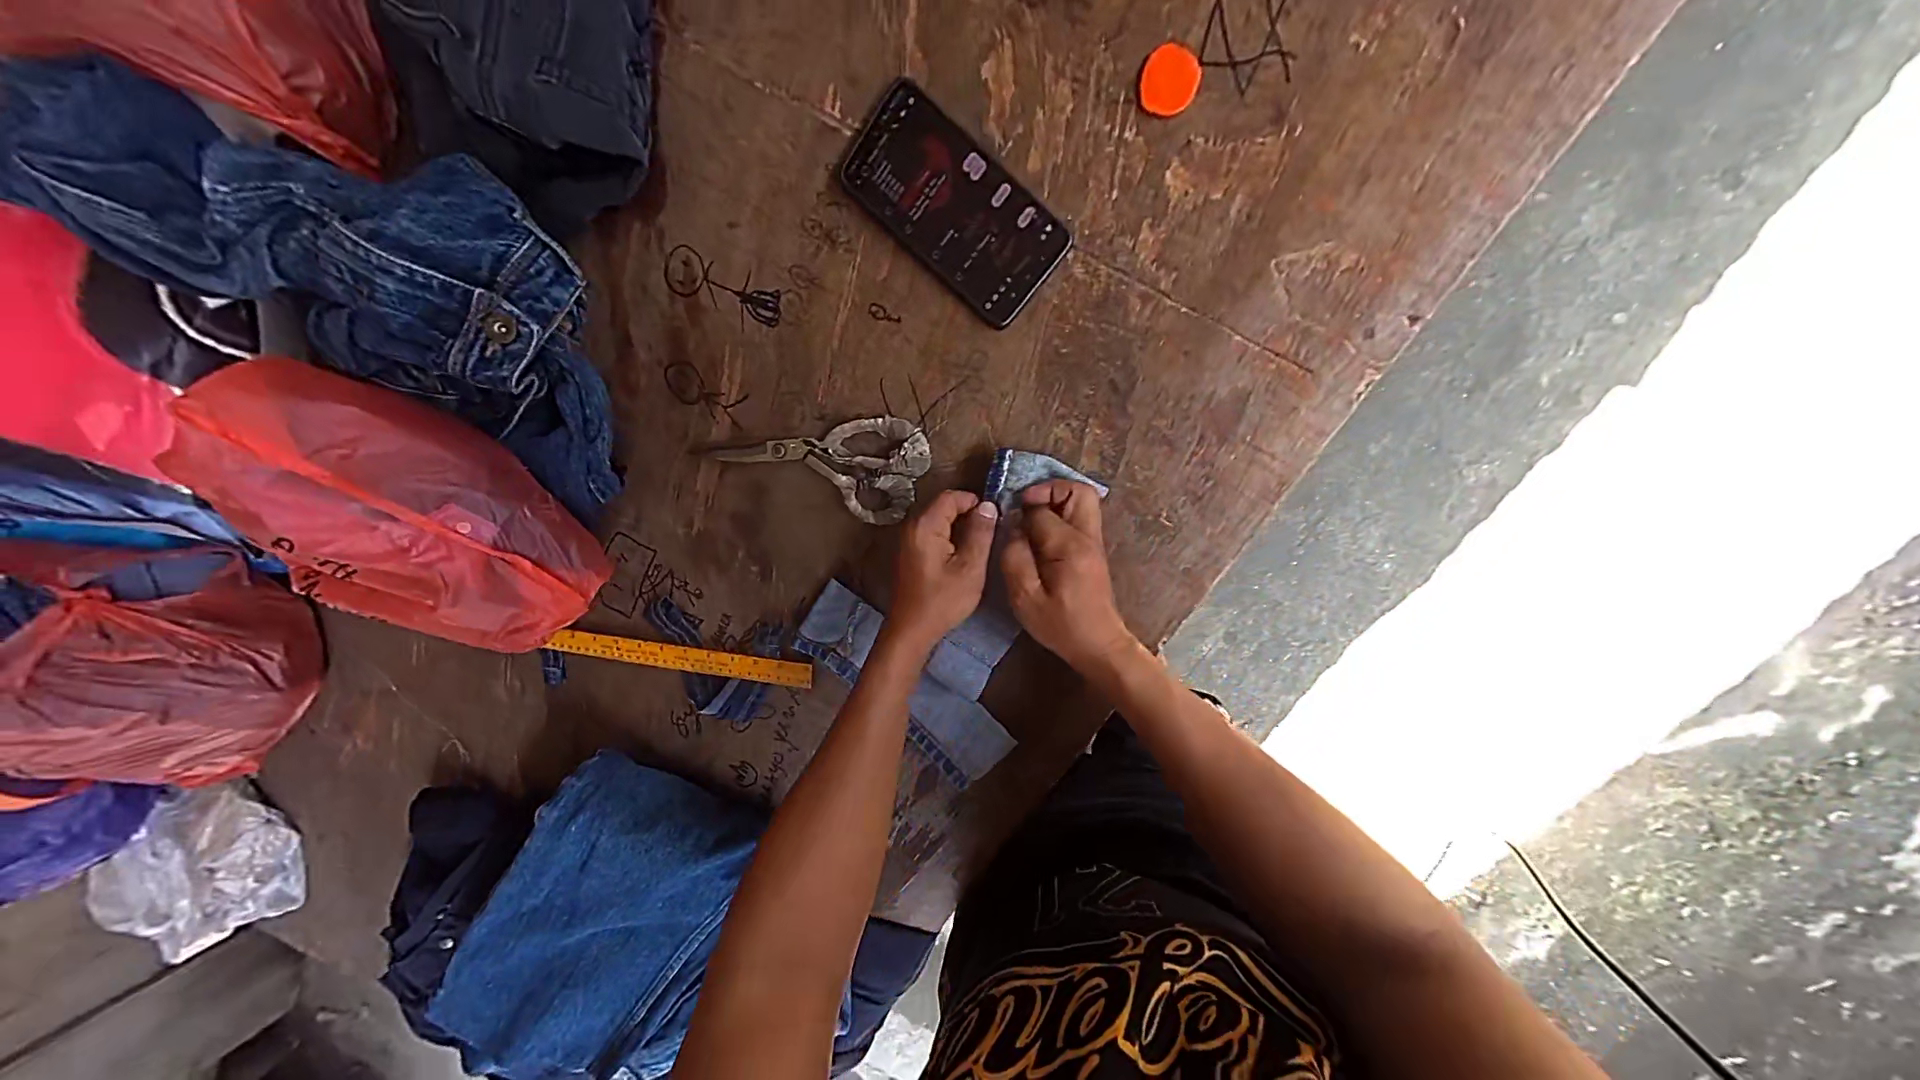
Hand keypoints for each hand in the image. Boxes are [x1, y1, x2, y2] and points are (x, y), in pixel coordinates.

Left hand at [888, 489, 997, 648]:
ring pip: (938, 519)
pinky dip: (948, 536)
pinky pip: (931, 533)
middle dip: (967, 513)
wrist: (911, 630)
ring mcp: (907, 539)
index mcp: (924, 526)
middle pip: (942, 506)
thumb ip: (981, 533)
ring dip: (959, 525)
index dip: (974, 501)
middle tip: (990, 531)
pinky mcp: (909, 552)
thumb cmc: (942, 601)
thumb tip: (989, 506)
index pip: (951, 496)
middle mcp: (911, 526)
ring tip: (979, 543)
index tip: (994, 516)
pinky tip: (962, 554)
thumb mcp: (970, 568)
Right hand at [1002, 481, 1137, 670]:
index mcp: (1069, 546)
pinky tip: (1041, 534)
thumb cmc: (1061, 625)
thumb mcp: (1025, 597)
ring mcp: (1094, 542)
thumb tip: (1014, 528)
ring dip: (1057, 500)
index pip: (1042, 510)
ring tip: (1032, 518)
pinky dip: (1061, 515)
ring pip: (1083, 500)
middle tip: (1026, 506)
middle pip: (1078, 490)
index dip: (1021, 511)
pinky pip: (1080, 517)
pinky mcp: (1093, 550)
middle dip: (1049, 490)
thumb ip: (1014, 557)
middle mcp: (1087, 537)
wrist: (1098, 644)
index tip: (1008, 523)